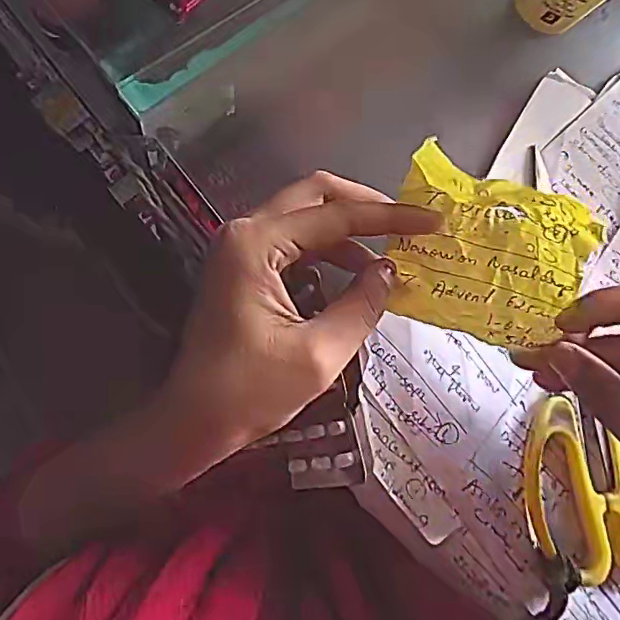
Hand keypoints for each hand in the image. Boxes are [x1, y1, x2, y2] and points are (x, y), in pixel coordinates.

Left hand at [158, 172, 440, 462]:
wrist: (189, 424)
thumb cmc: (247, 394)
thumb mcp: (319, 355)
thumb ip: (362, 305)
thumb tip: (391, 271)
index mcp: (257, 244)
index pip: (336, 215)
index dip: (390, 218)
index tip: (431, 221)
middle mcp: (245, 230)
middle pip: (317, 194)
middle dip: (367, 206)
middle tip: (409, 224)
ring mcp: (241, 244)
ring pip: (306, 214)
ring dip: (349, 231)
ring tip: (388, 259)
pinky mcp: (243, 262)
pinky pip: (295, 239)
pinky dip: (329, 249)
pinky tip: (356, 274)